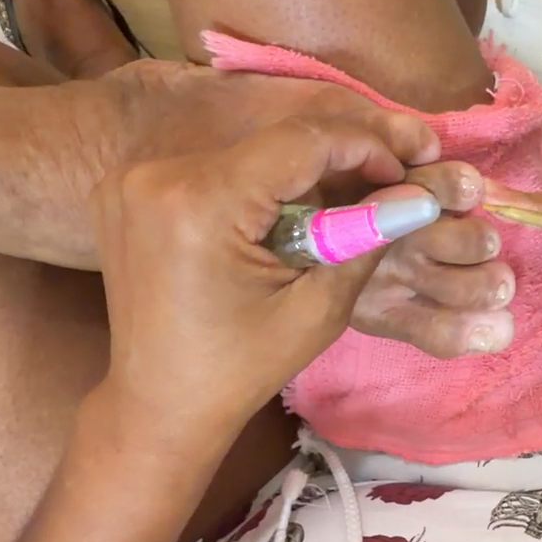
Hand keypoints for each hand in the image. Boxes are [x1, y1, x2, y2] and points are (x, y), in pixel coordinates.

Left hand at [65, 62, 512, 357]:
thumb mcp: (319, 309)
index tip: (401, 169)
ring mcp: (133, 178)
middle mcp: (157, 174)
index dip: (362, 146)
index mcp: (202, 203)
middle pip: (271, 143)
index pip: (300, 141)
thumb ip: (366, 239)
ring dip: (296, 173)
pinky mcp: (126, 188)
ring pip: (244, 152)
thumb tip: (416, 194)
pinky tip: (281, 215)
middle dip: (334, 160)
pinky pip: (212, 169)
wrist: (161, 401)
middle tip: (380, 184)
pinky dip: (256, 185)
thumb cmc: (243, 367)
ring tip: (337, 204)